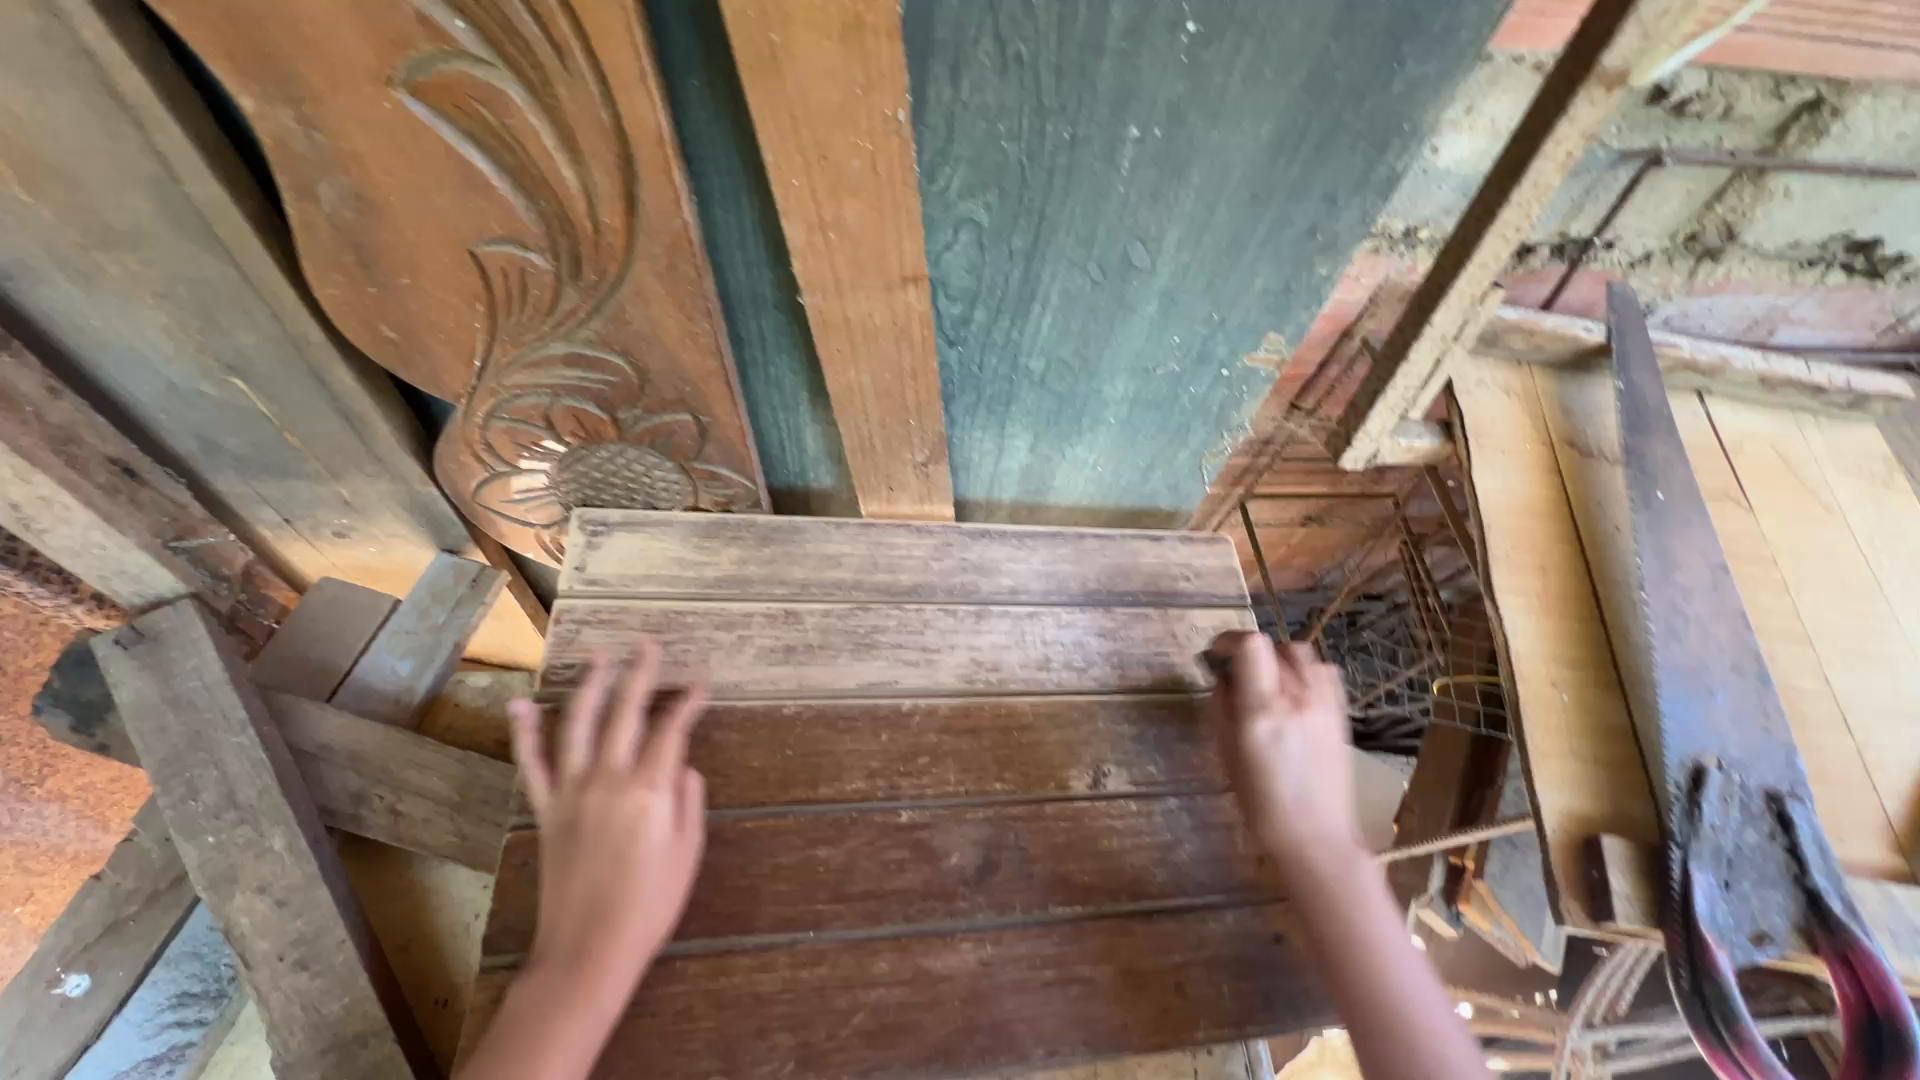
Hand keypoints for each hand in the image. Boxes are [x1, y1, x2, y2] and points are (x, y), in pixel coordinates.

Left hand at [507, 643, 707, 994]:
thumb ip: (688, 800)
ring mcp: (571, 792)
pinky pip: (532, 765)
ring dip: (591, 687)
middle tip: (648, 645)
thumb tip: (683, 764)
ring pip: (579, 725)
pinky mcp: (545, 810)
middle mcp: (609, 779)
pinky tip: (522, 705)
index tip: (700, 684)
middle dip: (641, 674)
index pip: (672, 730)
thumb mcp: (688, 851)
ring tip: (602, 658)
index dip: (687, 703)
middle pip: (626, 713)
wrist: (588, 950)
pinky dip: (525, 733)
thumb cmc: (650, 904)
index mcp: (650, 790)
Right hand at [1206, 631, 1363, 876]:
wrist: (1315, 835)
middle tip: (1237, 673)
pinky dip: (1305, 669)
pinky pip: (1324, 670)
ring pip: (1301, 652)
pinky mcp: (1341, 713)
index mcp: (1263, 711)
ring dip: (1278, 656)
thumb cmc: (1260, 802)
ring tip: (1268, 679)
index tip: (1216, 653)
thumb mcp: (1226, 752)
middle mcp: (1297, 699)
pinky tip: (1295, 690)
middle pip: (1273, 645)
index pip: (1251, 645)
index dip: (1229, 640)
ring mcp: (1324, 704)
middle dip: (1249, 651)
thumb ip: (1223, 706)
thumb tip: (1223, 677)